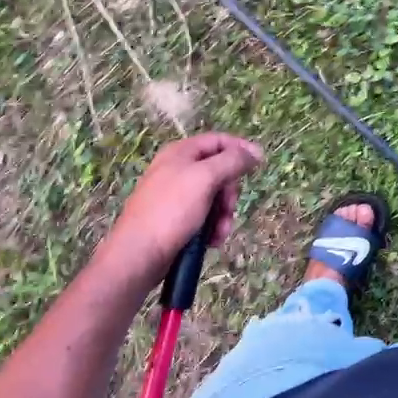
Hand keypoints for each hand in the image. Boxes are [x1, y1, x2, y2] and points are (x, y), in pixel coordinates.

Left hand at [99, 133, 263, 277]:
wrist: (137, 256)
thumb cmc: (171, 211)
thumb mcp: (205, 178)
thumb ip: (232, 161)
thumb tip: (255, 152)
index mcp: (181, 152)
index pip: (219, 141)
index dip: (240, 149)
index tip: (260, 164)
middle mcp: (177, 170)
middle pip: (219, 171)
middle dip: (230, 192)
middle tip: (228, 207)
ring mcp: (175, 196)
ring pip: (214, 197)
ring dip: (223, 214)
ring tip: (219, 231)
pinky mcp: (175, 219)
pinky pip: (204, 216)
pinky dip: (212, 227)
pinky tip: (211, 241)